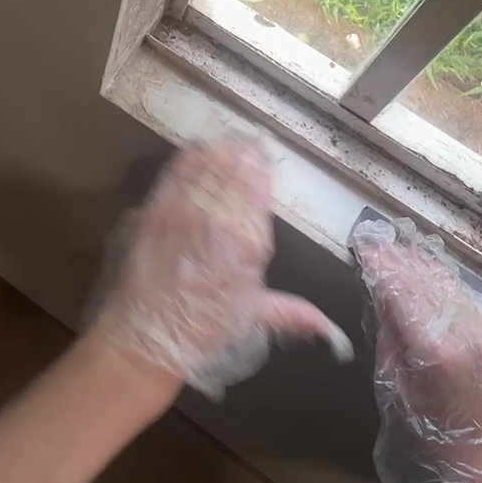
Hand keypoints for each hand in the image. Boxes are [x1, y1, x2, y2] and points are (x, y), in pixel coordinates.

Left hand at [88, 137, 352, 397]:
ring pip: (207, 165)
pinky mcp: (157, 208)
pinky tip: (195, 151)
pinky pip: (178, 172)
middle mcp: (220, 218)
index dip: (261, 168)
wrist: (145, 337)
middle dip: (242, 155)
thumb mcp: (254, 316)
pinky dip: (189, 159)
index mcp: (248, 240)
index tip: (262, 160)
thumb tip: (336, 338)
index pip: (259, 186)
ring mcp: (185, 209)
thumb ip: (295, 313)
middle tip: (245, 146)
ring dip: (218, 152)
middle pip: (235, 169)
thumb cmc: (204, 327)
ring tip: (224, 144)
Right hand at [353, 218, 481, 482]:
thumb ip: (389, 333)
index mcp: (437, 350)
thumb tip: (381, 292)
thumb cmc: (432, 435)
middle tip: (382, 239)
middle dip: (402, 258)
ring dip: (424, 265)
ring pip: (451, 284)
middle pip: (428, 281)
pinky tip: (431, 273)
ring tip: (403, 247)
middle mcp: (469, 335)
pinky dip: (446, 285)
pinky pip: (468, 300)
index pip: (402, 290)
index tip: (367, 246)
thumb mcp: (394, 386)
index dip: (382, 265)